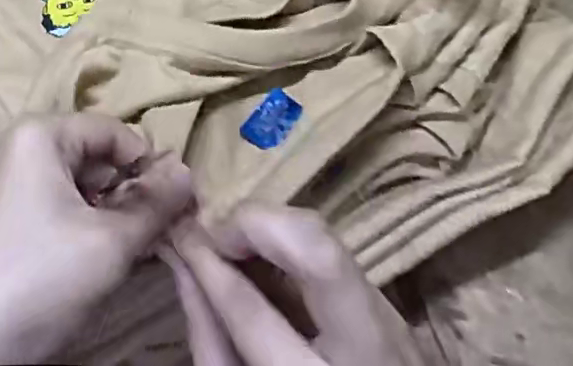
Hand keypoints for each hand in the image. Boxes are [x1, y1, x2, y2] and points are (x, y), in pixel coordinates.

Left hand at [0, 114, 194, 365]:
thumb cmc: (44, 274)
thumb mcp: (111, 241)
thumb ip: (154, 204)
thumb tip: (187, 169)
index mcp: (40, 131)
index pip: (112, 129)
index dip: (148, 162)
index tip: (181, 203)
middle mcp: (25, 143)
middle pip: (97, 153)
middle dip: (131, 188)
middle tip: (158, 231)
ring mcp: (17, 176)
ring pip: (84, 180)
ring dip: (114, 210)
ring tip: (132, 247)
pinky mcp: (16, 209)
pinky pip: (65, 200)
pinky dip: (91, 221)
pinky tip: (104, 254)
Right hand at [165, 206, 422, 365]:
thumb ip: (208, 335)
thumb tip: (181, 260)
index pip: (253, 310)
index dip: (207, 262)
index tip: (178, 233)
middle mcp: (374, 349)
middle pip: (316, 246)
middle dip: (252, 222)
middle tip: (213, 233)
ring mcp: (394, 326)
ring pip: (323, 237)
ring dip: (267, 227)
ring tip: (232, 244)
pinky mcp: (394, 312)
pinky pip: (332, 251)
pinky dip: (287, 242)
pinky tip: (261, 258)